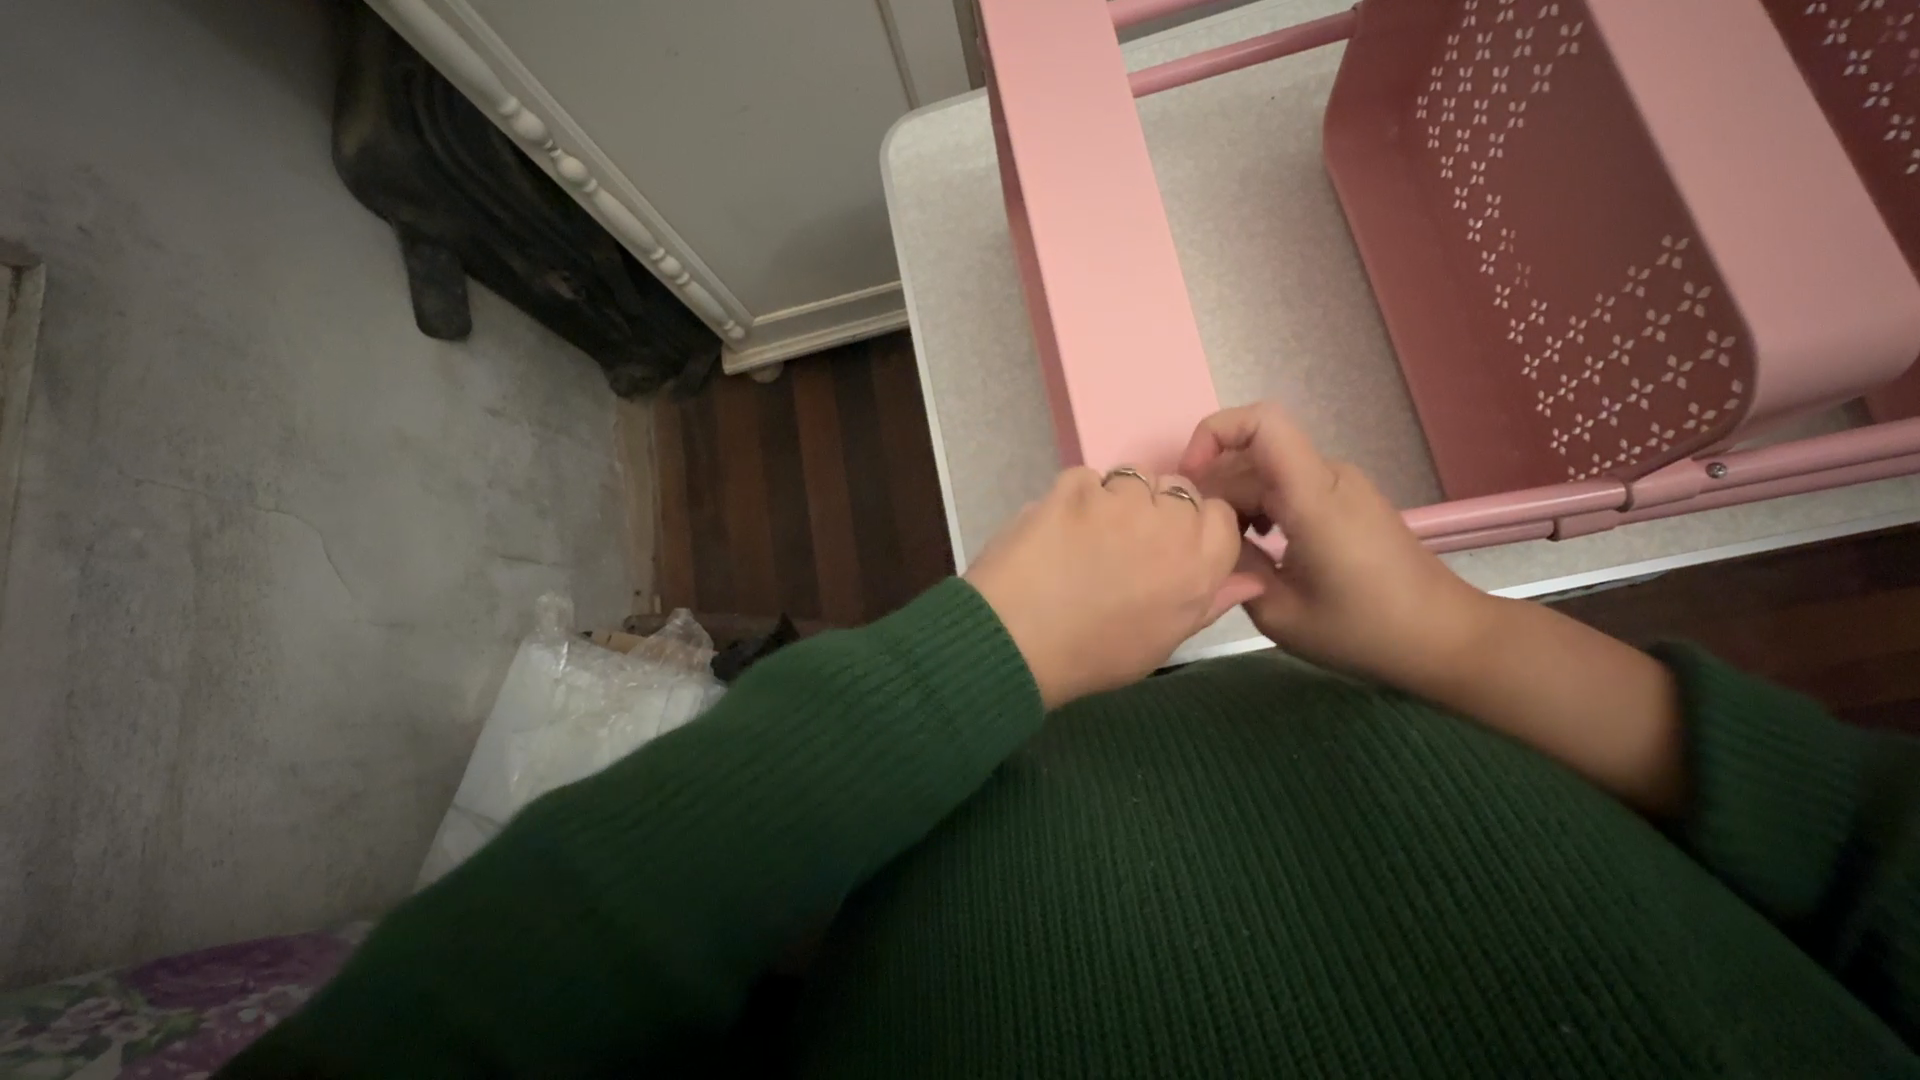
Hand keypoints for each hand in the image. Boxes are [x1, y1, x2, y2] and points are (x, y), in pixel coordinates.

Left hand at [964, 466, 1264, 708]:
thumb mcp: (1163, 641)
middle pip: (1178, 489)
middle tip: (1123, 544)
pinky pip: (1085, 477)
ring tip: (1086, 537)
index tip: (1168, 546)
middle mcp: (1169, 522)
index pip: (1220, 515)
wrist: (1017, 641)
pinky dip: (1075, 497)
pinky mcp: (1073, 486)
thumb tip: (1249, 579)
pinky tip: (1058, 530)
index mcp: (1200, 564)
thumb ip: (1209, 601)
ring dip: (1116, 499)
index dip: (1195, 526)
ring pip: (1132, 477)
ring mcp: (1119, 499)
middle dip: (1158, 508)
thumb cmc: (1094, 654)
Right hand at [1178, 403, 1494, 688]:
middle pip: (1253, 456)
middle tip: (1199, 542)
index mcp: (1312, 497)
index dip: (1212, 435)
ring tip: (1226, 550)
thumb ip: (1235, 566)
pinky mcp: (1347, 502)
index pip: (1259, 423)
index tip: (1190, 483)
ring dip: (1236, 501)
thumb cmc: (1364, 632)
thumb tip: (1210, 539)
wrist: (1446, 638)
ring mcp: (1341, 487)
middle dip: (1216, 489)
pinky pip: (1288, 486)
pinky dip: (1260, 507)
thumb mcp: (1279, 613)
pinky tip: (1257, 546)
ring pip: (1267, 472)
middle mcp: (1328, 477)